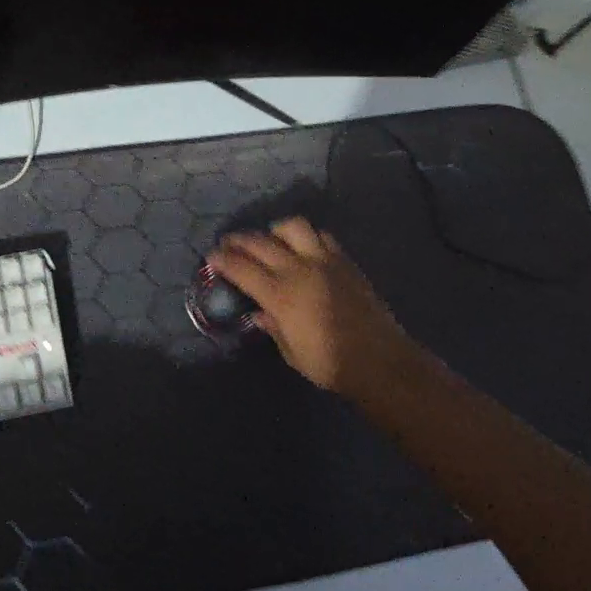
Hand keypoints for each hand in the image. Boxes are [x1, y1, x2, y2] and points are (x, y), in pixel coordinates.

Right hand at [205, 217, 408, 393]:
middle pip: (260, 242)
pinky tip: (303, 248)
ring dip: (274, 230)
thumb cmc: (330, 364)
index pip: (241, 268)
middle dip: (239, 240)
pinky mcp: (345, 261)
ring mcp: (324, 261)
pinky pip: (321, 236)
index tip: (211, 256)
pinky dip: (307, 237)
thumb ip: (272, 327)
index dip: (222, 260)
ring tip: (269, 240)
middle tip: (229, 243)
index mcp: (280, 295)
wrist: (380, 360)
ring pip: (292, 227)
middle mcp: (298, 270)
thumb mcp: (292, 353)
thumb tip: (259, 313)